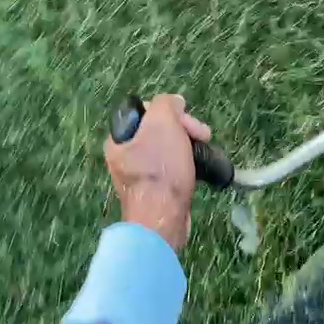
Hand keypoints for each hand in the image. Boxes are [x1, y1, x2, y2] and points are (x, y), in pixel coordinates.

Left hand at [104, 94, 211, 252]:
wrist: (162, 220)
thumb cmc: (160, 168)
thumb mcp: (162, 122)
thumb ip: (166, 103)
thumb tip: (174, 103)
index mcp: (118, 138)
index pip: (148, 111)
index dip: (171, 112)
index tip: (187, 121)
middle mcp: (124, 156)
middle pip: (159, 129)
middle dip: (184, 129)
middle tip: (203, 135)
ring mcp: (138, 176)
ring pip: (167, 148)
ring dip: (188, 146)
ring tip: (205, 152)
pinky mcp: (153, 193)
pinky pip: (169, 169)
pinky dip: (184, 165)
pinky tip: (197, 168)